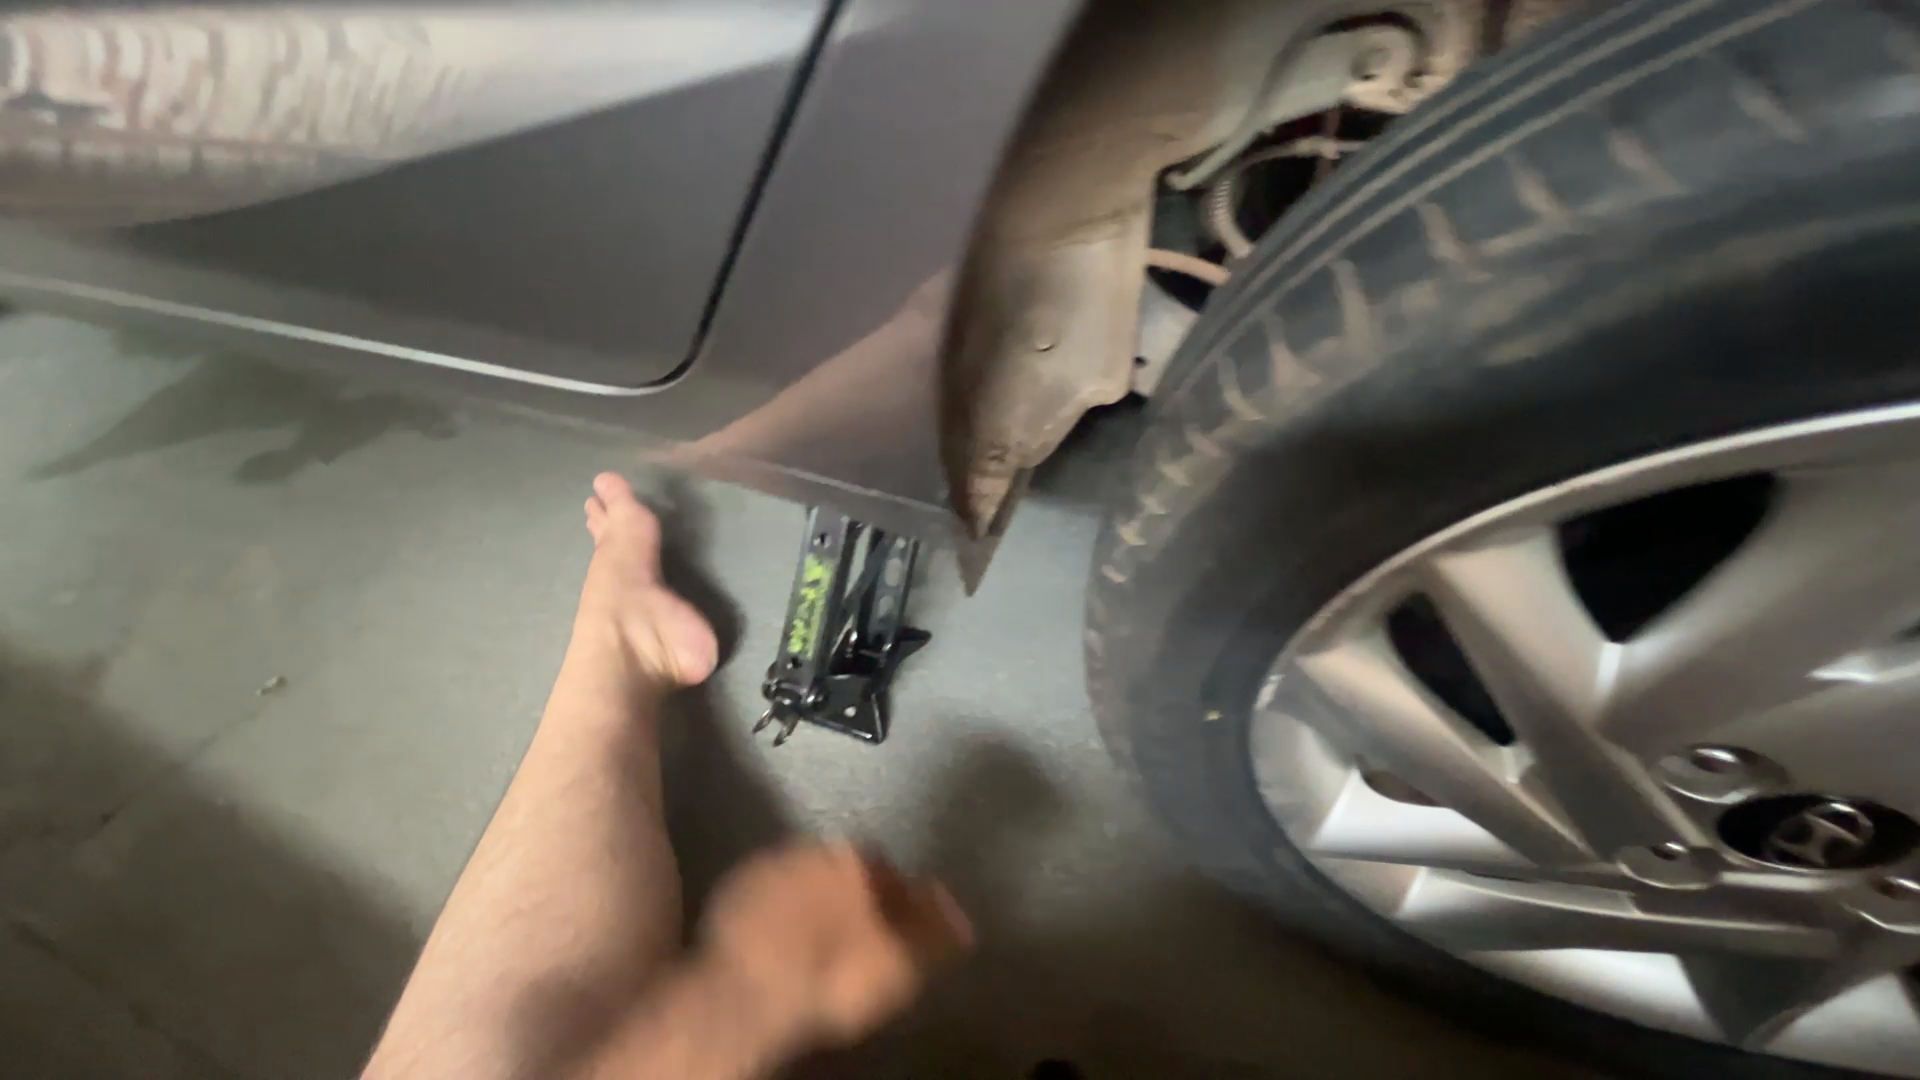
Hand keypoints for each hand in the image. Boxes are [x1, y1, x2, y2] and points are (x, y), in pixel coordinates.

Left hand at [696, 841, 972, 1052]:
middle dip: (846, 891)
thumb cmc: (833, 973)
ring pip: (801, 875)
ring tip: (812, 937)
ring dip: (809, 897)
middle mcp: (814, 846)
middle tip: (849, 931)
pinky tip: (776, 937)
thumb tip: (960, 914)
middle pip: (840, 866)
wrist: (751, 988)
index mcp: (856, 857)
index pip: (884, 865)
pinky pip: (764, 892)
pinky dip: (774, 908)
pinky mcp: (734, 886)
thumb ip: (936, 931)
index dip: (889, 896)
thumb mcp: (900, 961)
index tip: (889, 923)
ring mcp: (770, 863)